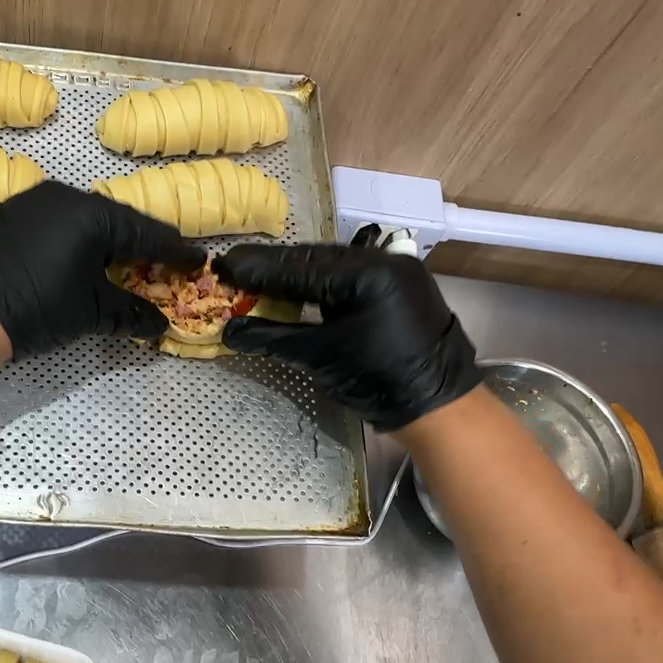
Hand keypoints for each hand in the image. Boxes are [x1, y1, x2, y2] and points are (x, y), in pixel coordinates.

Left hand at [0, 181, 204, 357]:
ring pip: (85, 221)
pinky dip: (78, 244)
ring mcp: (32, 203)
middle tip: (165, 263)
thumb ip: (130, 314)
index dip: (175, 251)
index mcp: (92, 214)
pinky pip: (58, 226)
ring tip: (127, 264)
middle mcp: (64, 197)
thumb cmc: (37, 307)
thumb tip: (159, 324)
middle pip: (116, 221)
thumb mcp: (91, 313)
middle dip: (142, 245)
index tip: (197, 261)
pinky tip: (82, 262)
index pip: (146, 232)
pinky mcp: (9, 218)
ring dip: (108, 244)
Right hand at [218, 244, 480, 429]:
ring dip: (293, 273)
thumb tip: (230, 331)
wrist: (437, 403)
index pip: (298, 267)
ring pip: (330, 265)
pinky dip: (318, 283)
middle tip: (234, 268)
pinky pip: (347, 276)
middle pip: (313, 259)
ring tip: (258, 277)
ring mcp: (393, 270)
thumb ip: (273, 338)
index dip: (258, 269)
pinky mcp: (397, 285)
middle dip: (272, 266)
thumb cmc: (379, 380)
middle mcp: (381, 261)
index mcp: (365, 274)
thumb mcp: (320, 358)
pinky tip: (296, 288)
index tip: (225, 265)